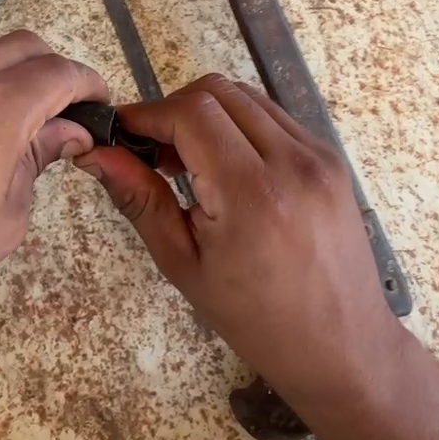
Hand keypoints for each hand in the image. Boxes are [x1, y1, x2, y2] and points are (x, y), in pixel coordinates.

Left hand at [0, 30, 108, 369]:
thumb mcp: (4, 219)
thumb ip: (39, 159)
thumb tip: (66, 132)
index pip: (60, 72)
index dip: (86, 83)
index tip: (92, 100)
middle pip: (23, 46)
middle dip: (50, 71)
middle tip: (53, 108)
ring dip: (2, 64)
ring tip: (1, 105)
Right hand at [75, 75, 438, 439]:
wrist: (344, 348)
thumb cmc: (255, 318)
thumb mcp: (183, 263)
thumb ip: (138, 198)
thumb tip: (94, 153)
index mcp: (251, 194)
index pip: (191, 113)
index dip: (148, 113)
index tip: (122, 134)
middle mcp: (291, 162)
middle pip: (216, 92)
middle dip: (173, 109)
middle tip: (152, 151)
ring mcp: (318, 155)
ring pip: (244, 96)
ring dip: (205, 113)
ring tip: (187, 160)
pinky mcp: (330, 157)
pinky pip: (272, 115)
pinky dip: (237, 124)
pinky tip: (226, 165)